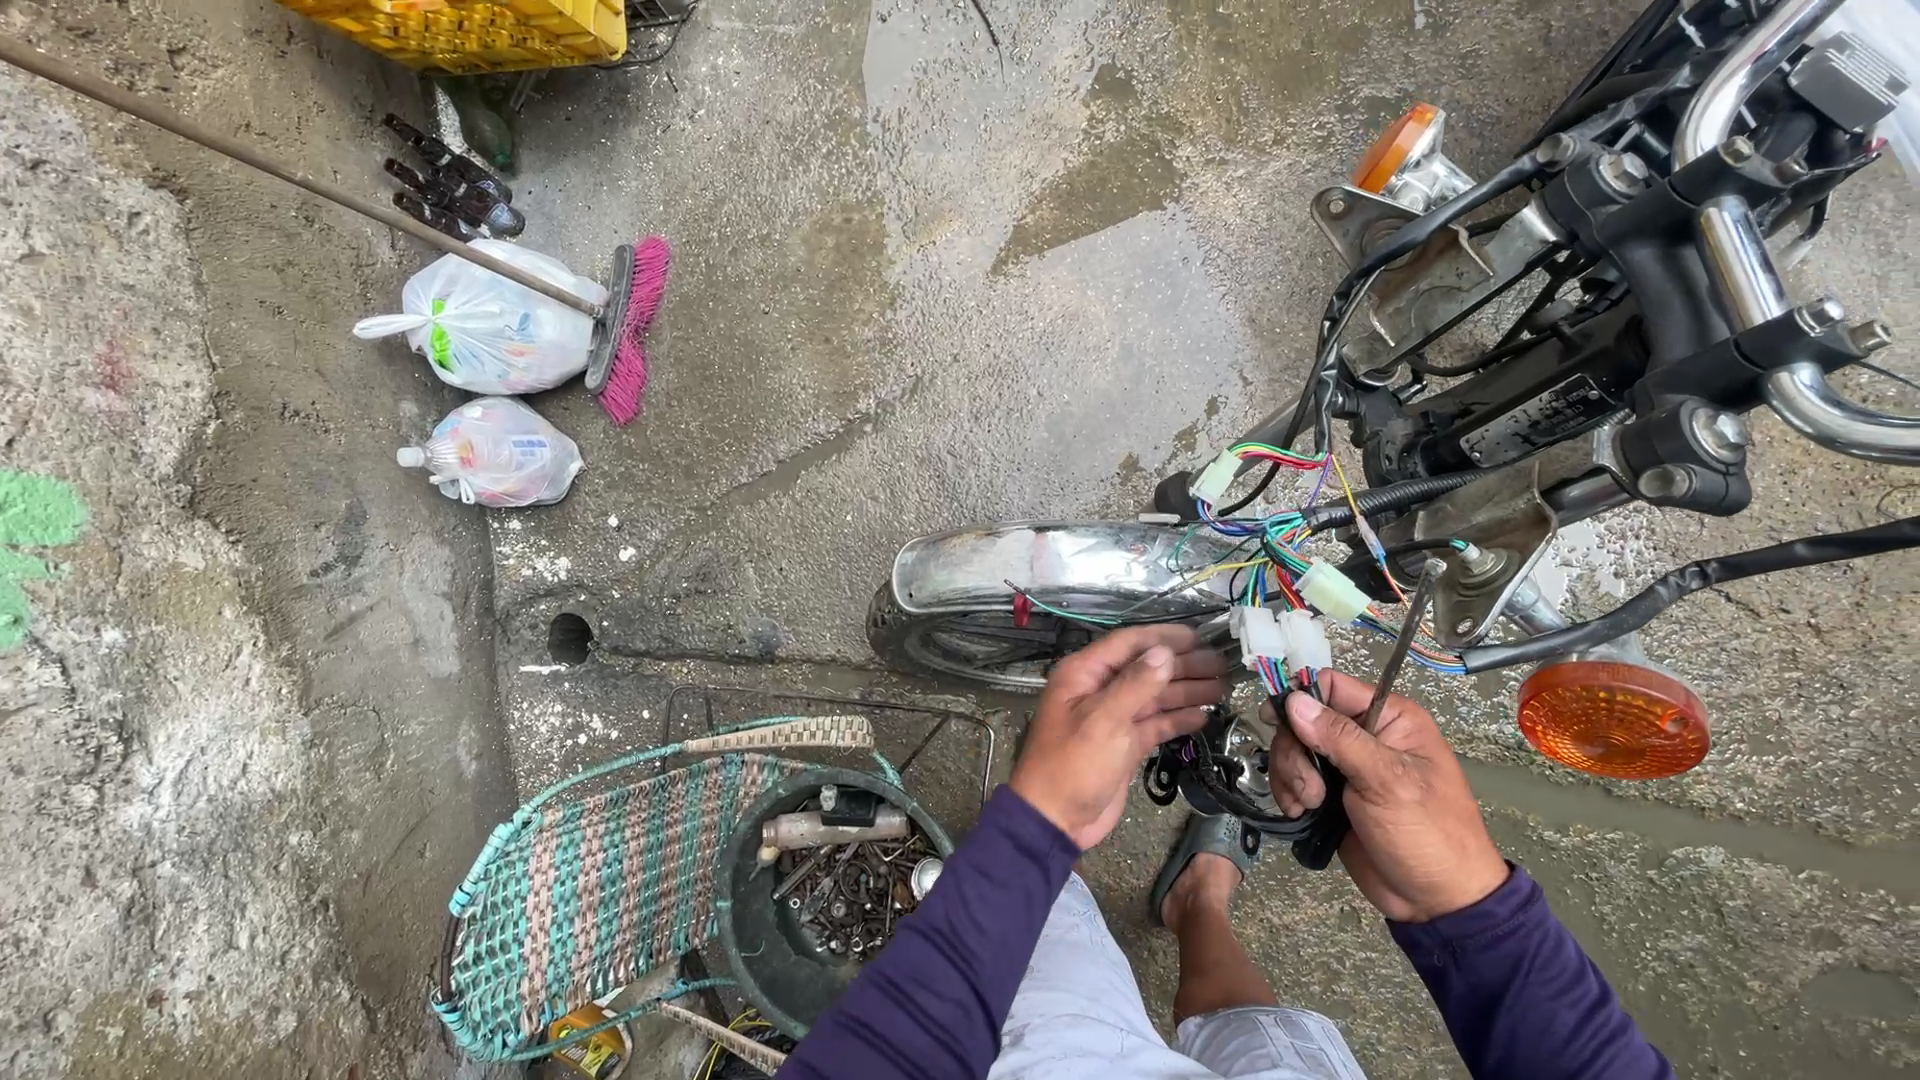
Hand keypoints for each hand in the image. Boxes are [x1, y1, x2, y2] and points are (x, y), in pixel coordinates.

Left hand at [1010, 626, 1226, 849]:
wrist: (1055, 819)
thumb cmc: (1071, 764)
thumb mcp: (1103, 720)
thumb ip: (1136, 684)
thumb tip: (1164, 652)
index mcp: (1084, 674)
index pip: (1128, 644)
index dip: (1163, 638)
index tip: (1199, 637)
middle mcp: (1099, 690)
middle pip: (1146, 669)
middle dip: (1182, 665)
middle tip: (1220, 664)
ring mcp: (1113, 717)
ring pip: (1154, 696)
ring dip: (1186, 690)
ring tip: (1222, 686)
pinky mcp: (1124, 743)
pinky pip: (1155, 723)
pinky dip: (1177, 718)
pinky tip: (1204, 714)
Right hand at [1267, 671, 1508, 921]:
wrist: (1437, 902)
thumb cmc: (1429, 835)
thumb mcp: (1388, 782)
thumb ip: (1340, 739)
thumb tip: (1294, 700)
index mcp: (1390, 718)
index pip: (1331, 686)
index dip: (1301, 699)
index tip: (1278, 722)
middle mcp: (1364, 734)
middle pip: (1303, 718)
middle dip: (1294, 751)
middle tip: (1309, 788)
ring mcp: (1345, 765)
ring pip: (1292, 748)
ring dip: (1289, 775)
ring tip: (1308, 805)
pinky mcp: (1329, 792)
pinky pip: (1292, 776)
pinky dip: (1288, 792)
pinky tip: (1301, 812)